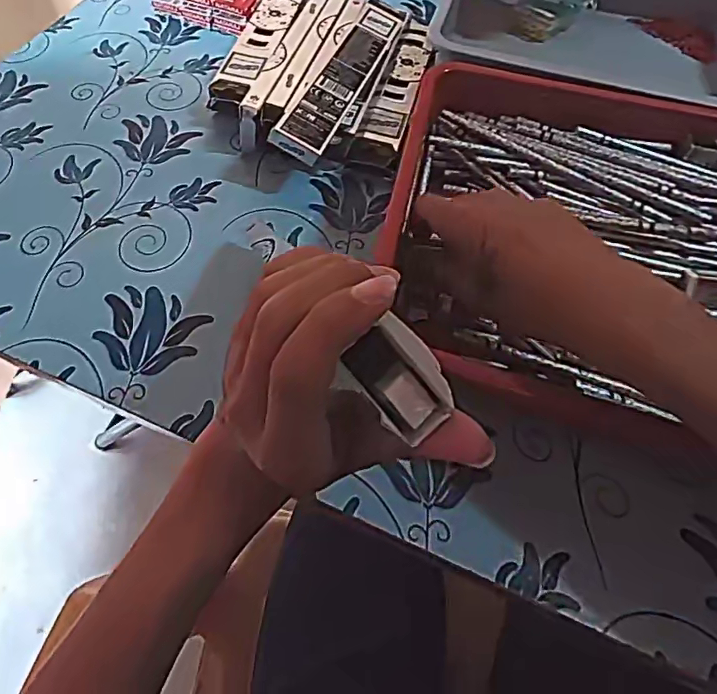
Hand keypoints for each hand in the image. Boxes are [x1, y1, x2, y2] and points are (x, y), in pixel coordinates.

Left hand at [214, 248, 493, 497]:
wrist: (256, 453)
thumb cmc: (320, 454)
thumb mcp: (371, 452)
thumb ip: (422, 442)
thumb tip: (481, 442)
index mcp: (287, 437)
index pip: (296, 370)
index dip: (338, 320)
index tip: (386, 290)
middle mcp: (249, 395)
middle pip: (278, 320)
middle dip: (334, 284)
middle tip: (382, 276)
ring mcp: (235, 358)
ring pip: (267, 294)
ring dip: (320, 268)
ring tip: (363, 268)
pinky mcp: (237, 328)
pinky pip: (263, 281)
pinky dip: (302, 262)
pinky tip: (335, 263)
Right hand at [413, 190, 715, 365]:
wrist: (610, 305)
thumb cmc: (545, 306)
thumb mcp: (481, 299)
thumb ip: (447, 276)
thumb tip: (429, 268)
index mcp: (471, 218)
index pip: (424, 205)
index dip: (413, 225)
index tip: (413, 247)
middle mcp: (496, 200)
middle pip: (455, 204)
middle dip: (446, 231)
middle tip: (446, 266)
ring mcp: (527, 202)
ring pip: (486, 208)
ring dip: (477, 231)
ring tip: (484, 269)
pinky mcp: (551, 211)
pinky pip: (515, 214)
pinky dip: (507, 231)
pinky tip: (518, 264)